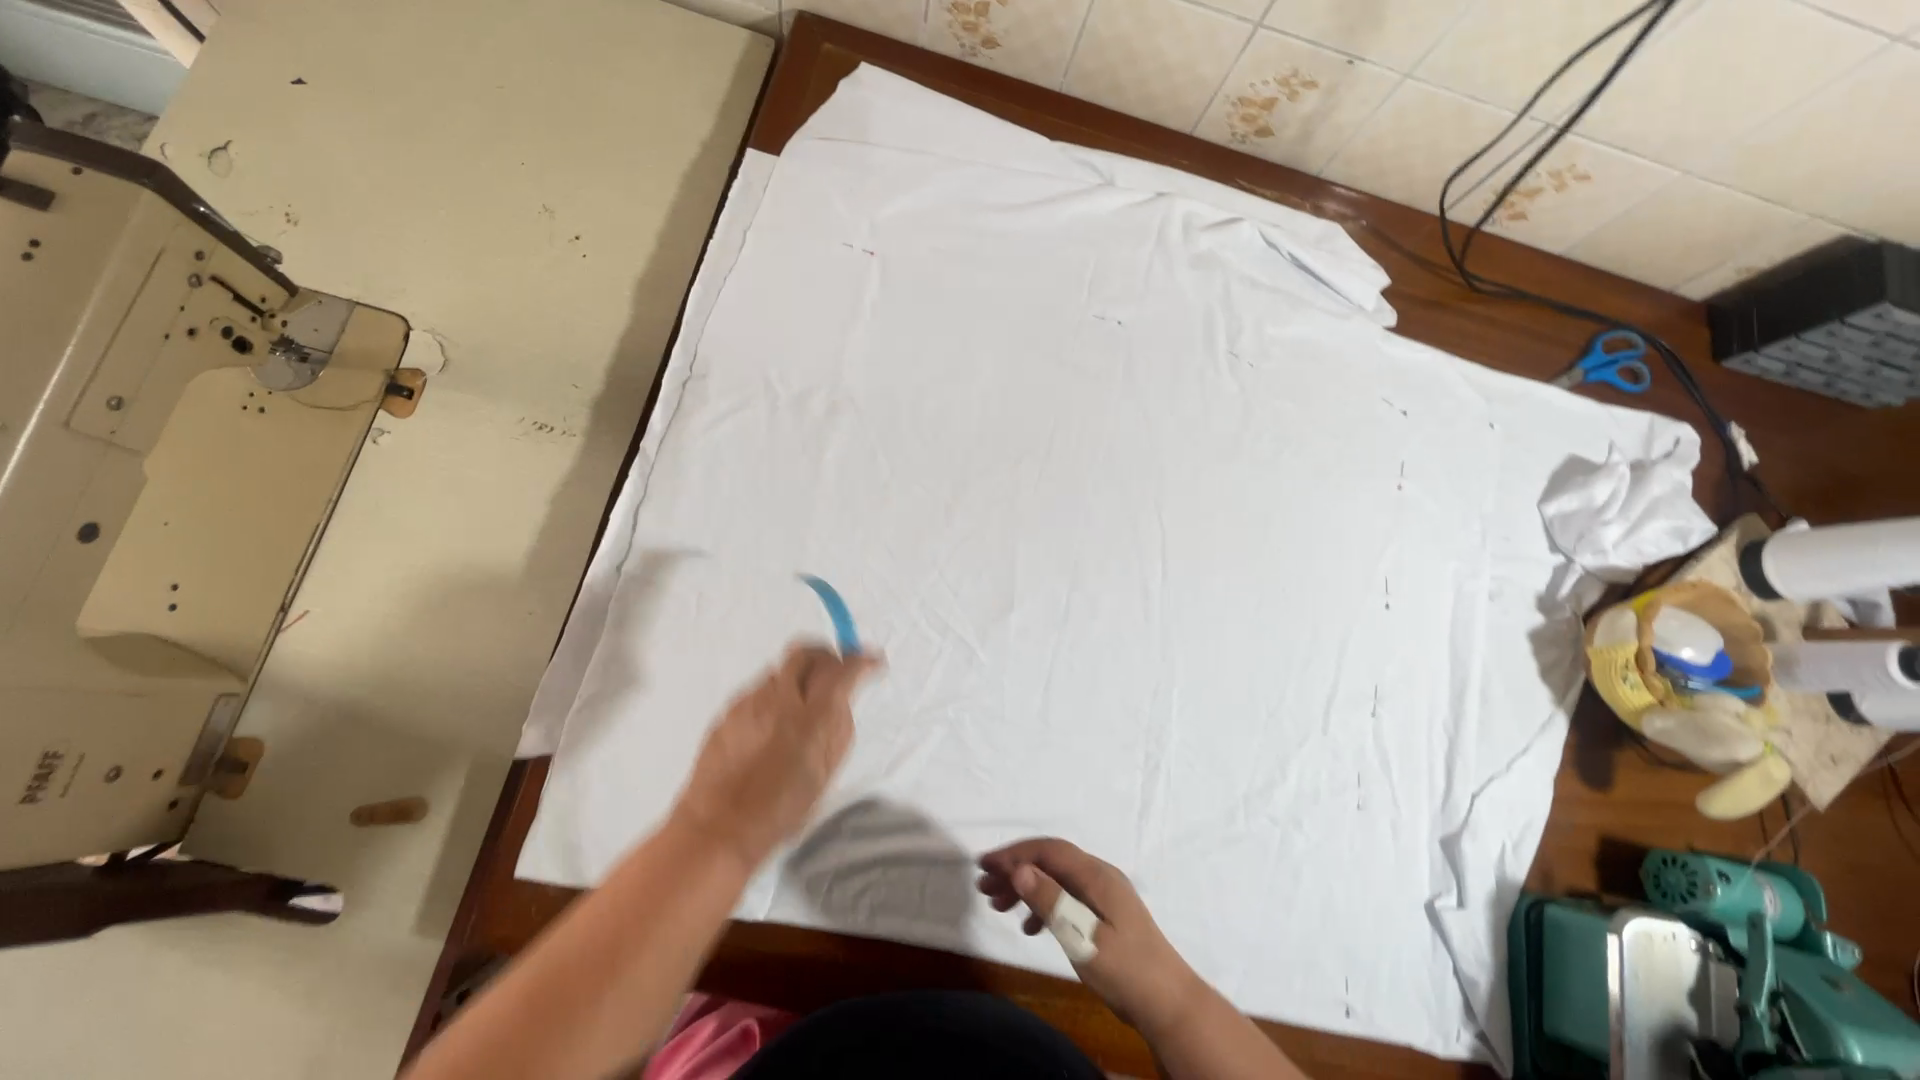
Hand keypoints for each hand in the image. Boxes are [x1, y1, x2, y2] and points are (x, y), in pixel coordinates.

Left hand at [671, 642, 882, 867]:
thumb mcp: (825, 772)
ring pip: (780, 671)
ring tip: (802, 708)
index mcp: (811, 718)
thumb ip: (837, 728)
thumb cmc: (780, 810)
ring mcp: (748, 701)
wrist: (719, 827)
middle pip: (806, 652)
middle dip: (827, 655)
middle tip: (837, 671)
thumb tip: (842, 698)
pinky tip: (773, 726)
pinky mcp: (726, 710)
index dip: (862, 660)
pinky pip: (757, 690)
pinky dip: (773, 697)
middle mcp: (778, 699)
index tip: (872, 663)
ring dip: (798, 678)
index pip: (843, 668)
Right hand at [978, 838, 1200, 1030]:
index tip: (984, 865)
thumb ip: (1051, 901)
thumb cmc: (1125, 969)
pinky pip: (1066, 899)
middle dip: (1015, 870)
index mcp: (1097, 876)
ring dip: (1026, 888)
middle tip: (983, 887)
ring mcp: (1103, 896)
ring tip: (997, 906)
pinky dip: (1043, 906)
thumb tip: (1019, 869)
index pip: (1049, 851)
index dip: (1014, 854)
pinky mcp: (1104, 916)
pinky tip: (1029, 927)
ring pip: (1056, 880)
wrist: (1167, 1003)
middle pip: (1050, 862)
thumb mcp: (1083, 936)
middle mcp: (1100, 878)